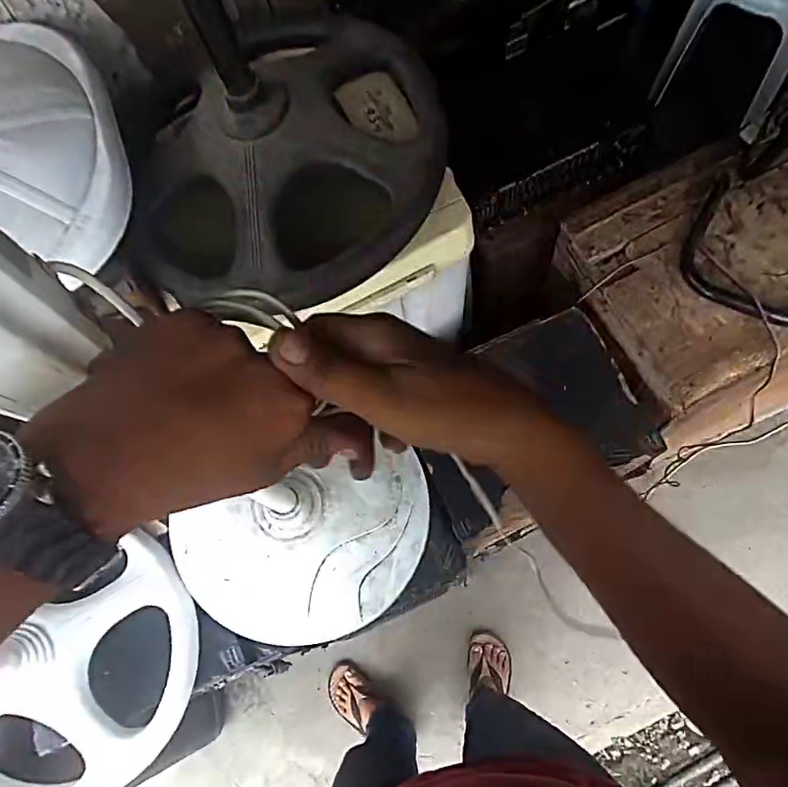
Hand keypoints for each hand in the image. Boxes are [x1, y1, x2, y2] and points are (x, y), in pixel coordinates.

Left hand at [18, 311, 372, 535]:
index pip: (324, 384)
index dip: (306, 398)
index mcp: (288, 402)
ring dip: (226, 366)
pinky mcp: (176, 320)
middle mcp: (259, 360)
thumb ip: (315, 443)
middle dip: (265, 385)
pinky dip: (194, 351)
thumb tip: (354, 435)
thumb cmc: (183, 476)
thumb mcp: (263, 470)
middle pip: (282, 363)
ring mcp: (214, 334)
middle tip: (232, 411)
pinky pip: (202, 331)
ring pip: (239, 346)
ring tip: (192, 397)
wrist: (99, 462)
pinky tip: (172, 379)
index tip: (285, 410)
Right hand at [268, 313, 579, 474]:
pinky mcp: (423, 387)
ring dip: (352, 418)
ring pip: (360, 385)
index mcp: (375, 332)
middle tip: (319, 439)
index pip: (311, 331)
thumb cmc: (445, 413)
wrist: (511, 431)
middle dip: (322, 399)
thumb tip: (276, 340)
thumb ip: (330, 371)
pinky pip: (386, 400)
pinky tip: (391, 448)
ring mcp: (408, 364)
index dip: (292, 364)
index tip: (288, 404)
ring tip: (356, 455)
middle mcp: (388, 340)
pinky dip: (381, 423)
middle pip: (334, 360)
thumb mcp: (380, 396)